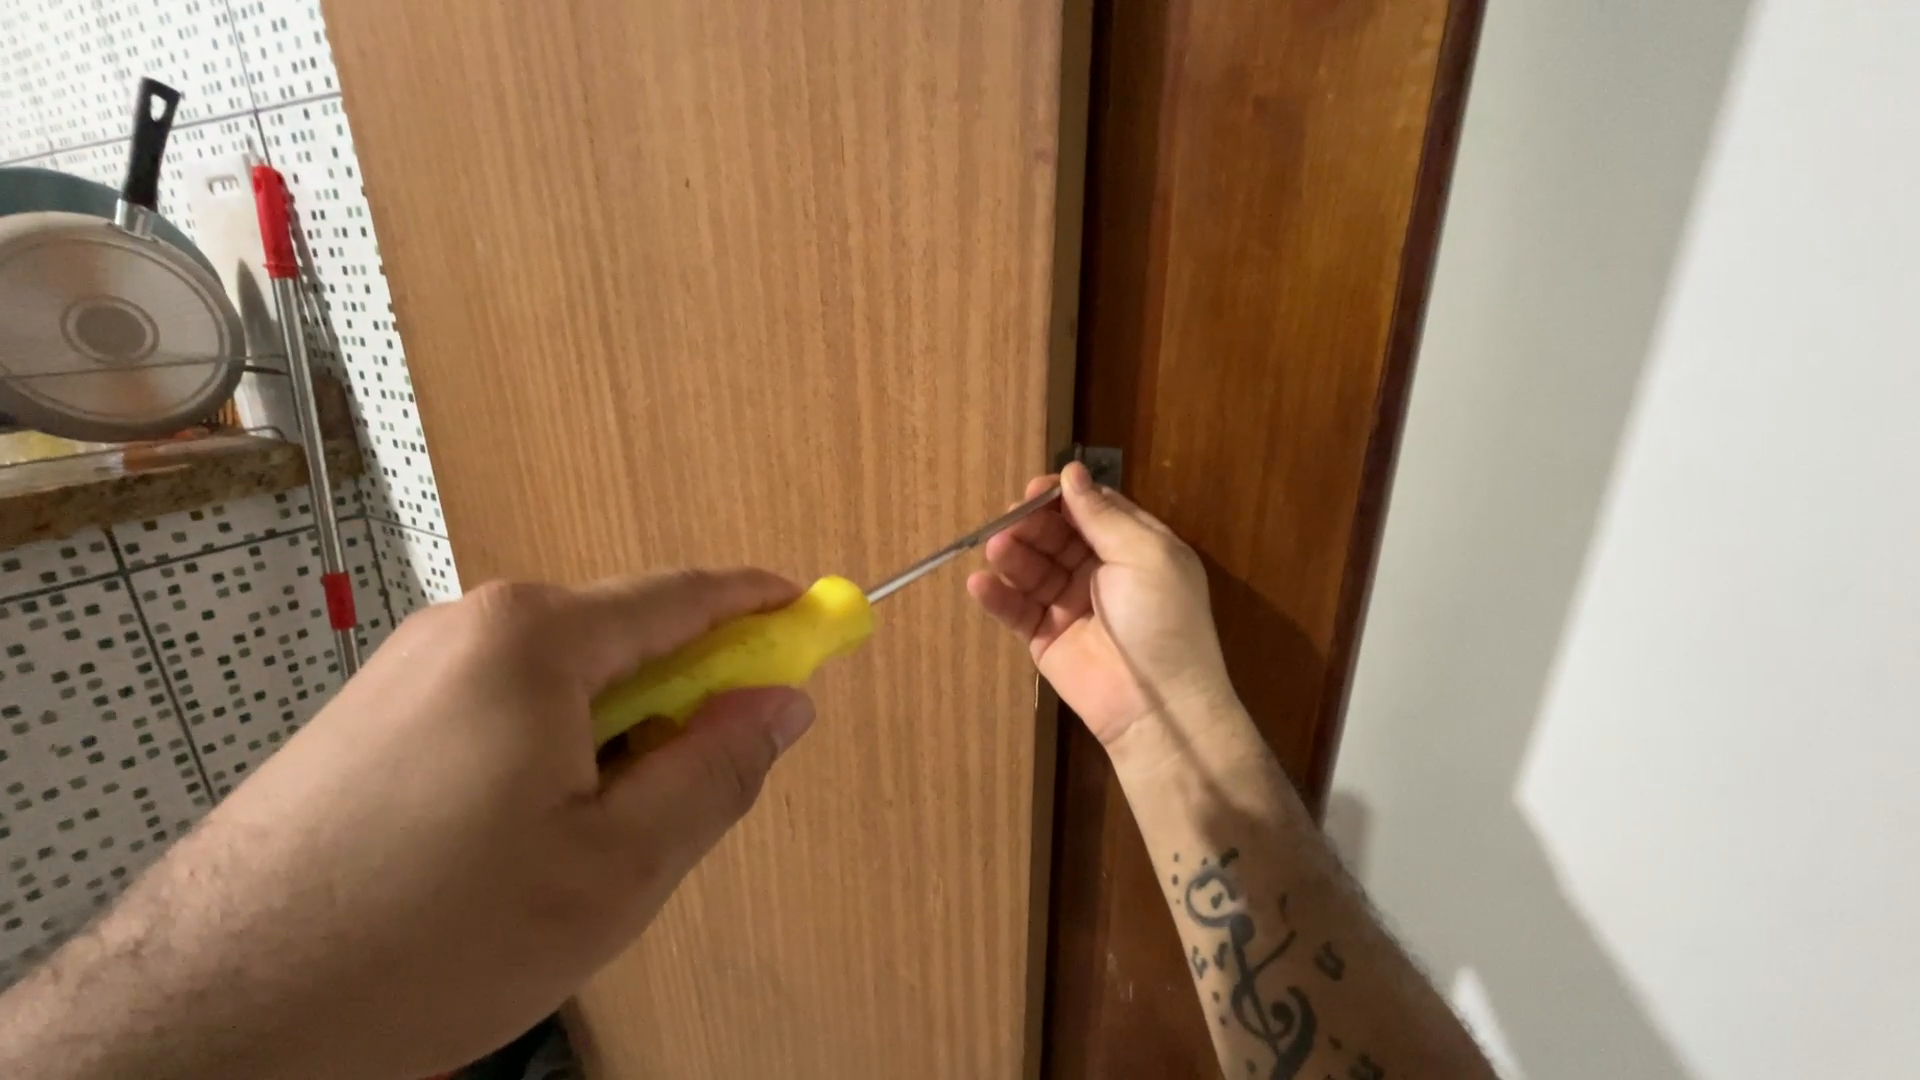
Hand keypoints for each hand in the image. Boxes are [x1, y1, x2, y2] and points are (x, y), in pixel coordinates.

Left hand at [0, 569, 815, 1079]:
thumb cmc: (438, 938)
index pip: (685, 596)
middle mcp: (475, 622)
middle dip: (687, 690)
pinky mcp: (381, 706)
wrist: (197, 1029)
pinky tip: (532, 828)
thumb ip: (719, 771)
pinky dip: (563, 740)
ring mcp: (417, 660)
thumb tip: (787, 703)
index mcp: (538, 638)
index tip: (812, 614)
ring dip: (623, 728)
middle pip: (626, 635)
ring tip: (605, 830)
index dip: (760, 604)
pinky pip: (513, 698)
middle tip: (709, 772)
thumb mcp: (618, 867)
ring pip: (571, 675)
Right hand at [967, 461, 1233, 746]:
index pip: (1090, 510)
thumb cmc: (1160, 619)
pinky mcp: (1045, 637)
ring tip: (996, 549)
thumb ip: (1103, 515)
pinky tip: (979, 584)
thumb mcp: (1144, 555)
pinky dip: (997, 596)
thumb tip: (1072, 471)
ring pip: (1033, 568)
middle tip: (1009, 521)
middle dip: (1032, 525)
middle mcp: (1100, 571)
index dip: (1062, 497)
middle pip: (1055, 535)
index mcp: (1133, 547)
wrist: (1156, 704)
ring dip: (1012, 555)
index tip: (1035, 489)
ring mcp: (1070, 604)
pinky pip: (1017, 609)